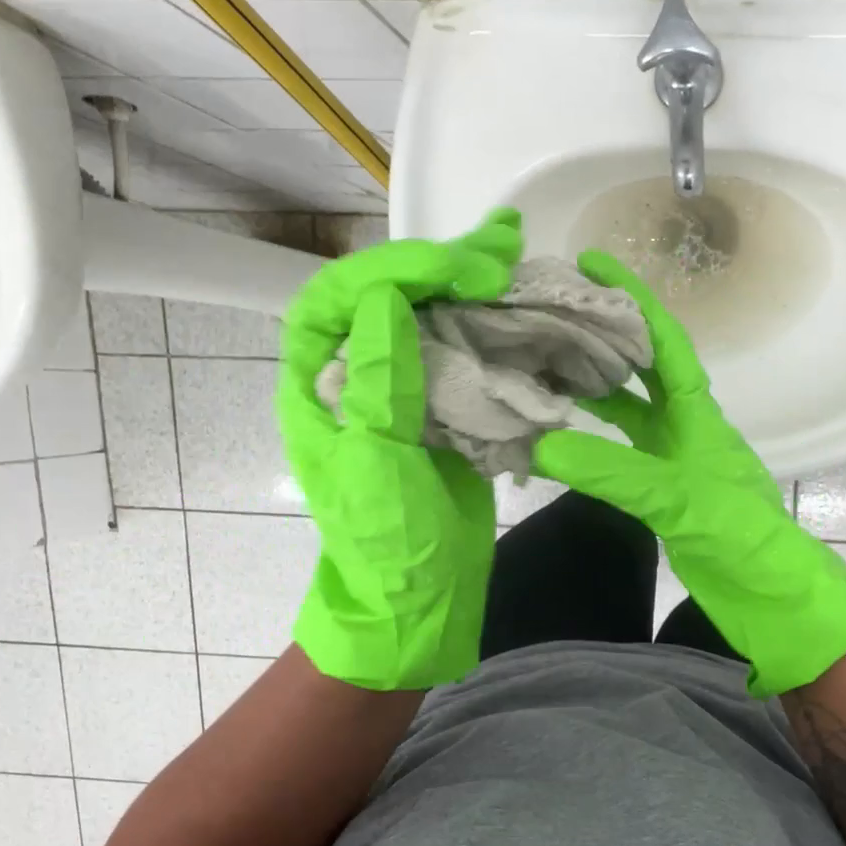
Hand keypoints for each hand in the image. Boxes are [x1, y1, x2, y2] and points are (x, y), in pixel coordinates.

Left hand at [277, 209, 523, 688]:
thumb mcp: (377, 467)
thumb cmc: (387, 545)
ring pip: (431, 316)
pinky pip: (464, 351)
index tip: (461, 271)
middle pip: (390, 295)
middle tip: (503, 244)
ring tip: (517, 252)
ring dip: (473, 282)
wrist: (419, 600)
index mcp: (321, 385)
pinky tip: (524, 304)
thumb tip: (389, 299)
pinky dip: (495, 323)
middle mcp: (358, 375)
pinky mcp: (446, 407)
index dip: (397, 272)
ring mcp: (405, 389)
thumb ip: (380, 385)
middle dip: (444, 263)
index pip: (342, 299)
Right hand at [531, 250, 845, 696]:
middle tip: (549, 313)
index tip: (593, 263)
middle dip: (601, 337)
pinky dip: (590, 441)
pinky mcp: (662, 492)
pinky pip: (619, 452)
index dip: (632, 300)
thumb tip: (540, 443)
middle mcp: (685, 427)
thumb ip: (613, 473)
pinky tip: (559, 435)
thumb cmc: (740, 538)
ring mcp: (673, 460)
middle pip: (640, 369)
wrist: (769, 596)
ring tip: (540, 364)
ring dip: (590, 388)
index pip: (663, 342)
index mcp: (698, 413)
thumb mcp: (679, 499)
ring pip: (627, 410)